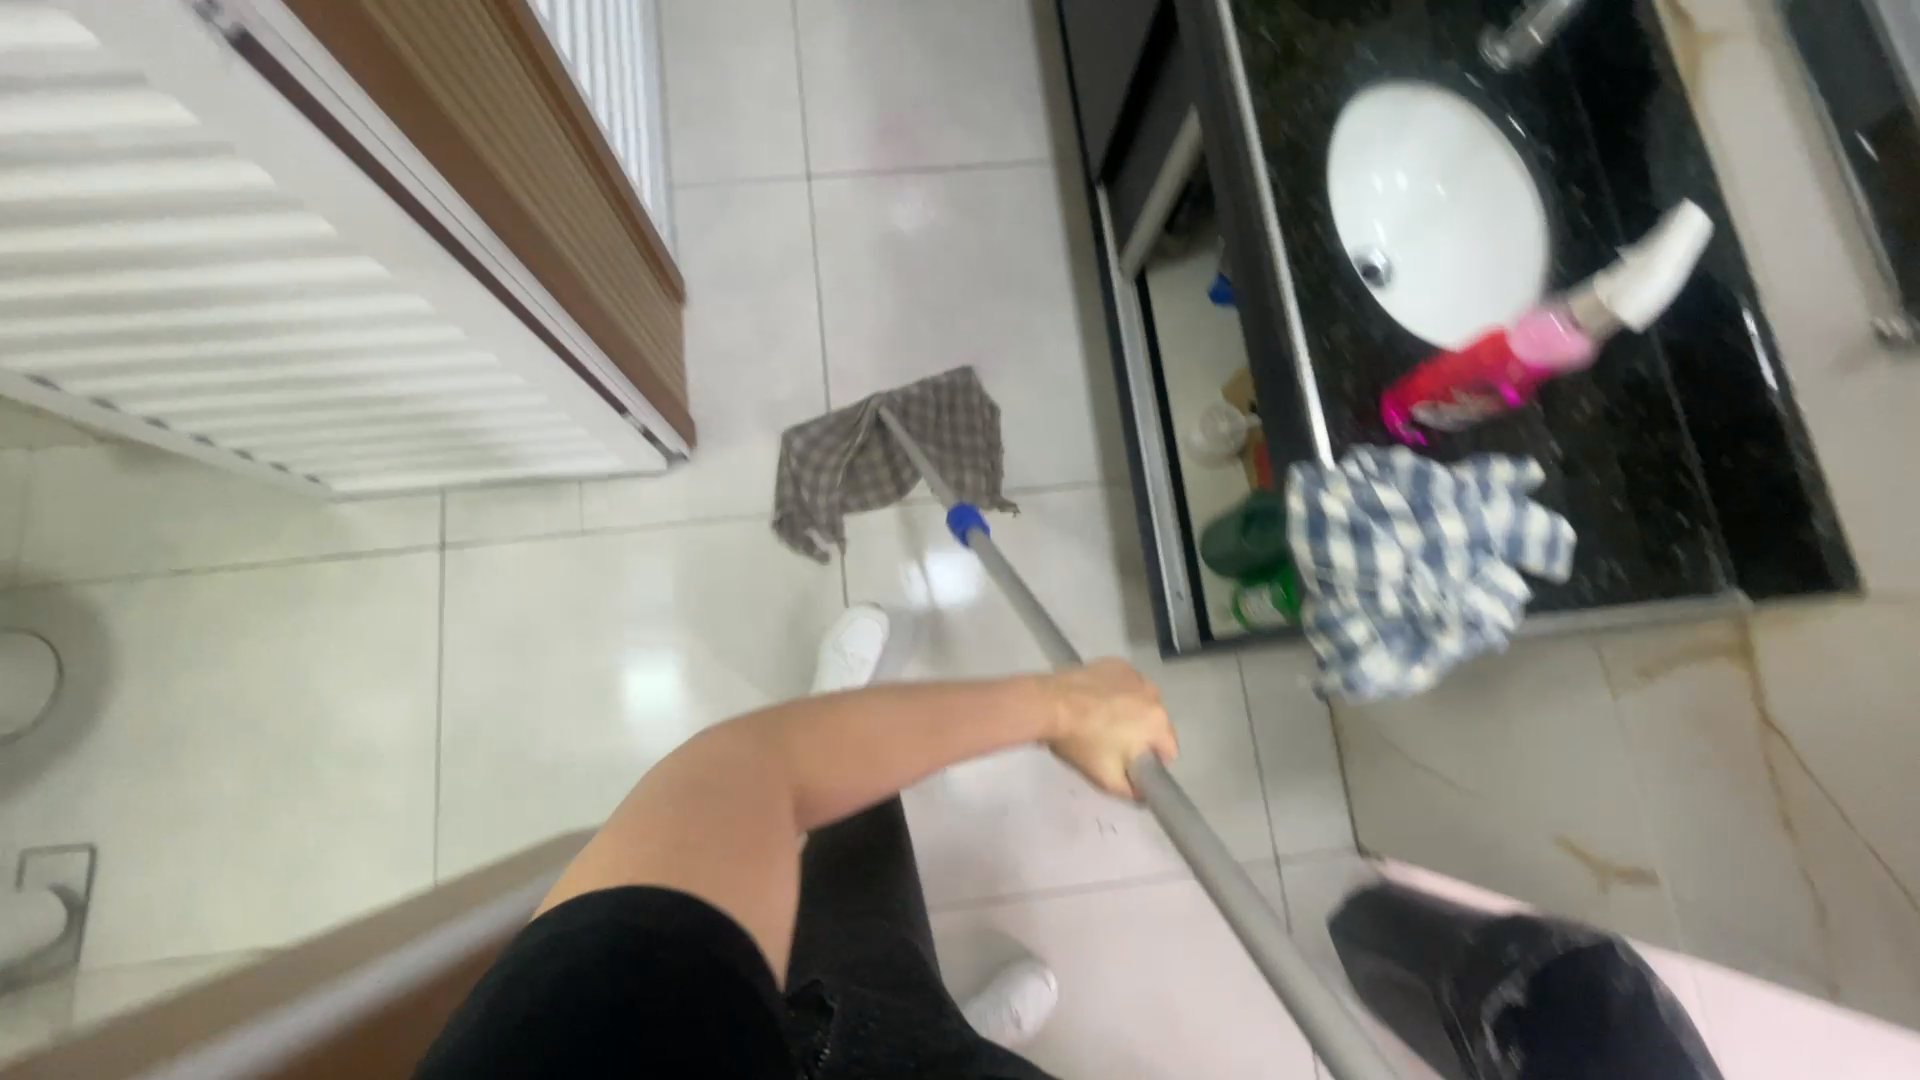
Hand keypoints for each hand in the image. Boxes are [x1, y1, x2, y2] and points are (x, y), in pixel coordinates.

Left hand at [1038, 659, 1177, 799]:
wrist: (1049, 704)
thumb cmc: (1082, 742)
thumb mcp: (1107, 780)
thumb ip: (1133, 792)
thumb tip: (1144, 794)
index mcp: (1158, 723)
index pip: (1168, 751)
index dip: (1152, 763)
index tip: (1130, 765)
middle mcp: (1154, 694)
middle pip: (1156, 724)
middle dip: (1141, 735)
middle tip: (1112, 743)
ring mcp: (1134, 675)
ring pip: (1142, 702)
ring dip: (1131, 711)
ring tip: (1102, 719)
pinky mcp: (1116, 663)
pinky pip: (1125, 684)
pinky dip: (1117, 691)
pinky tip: (1096, 699)